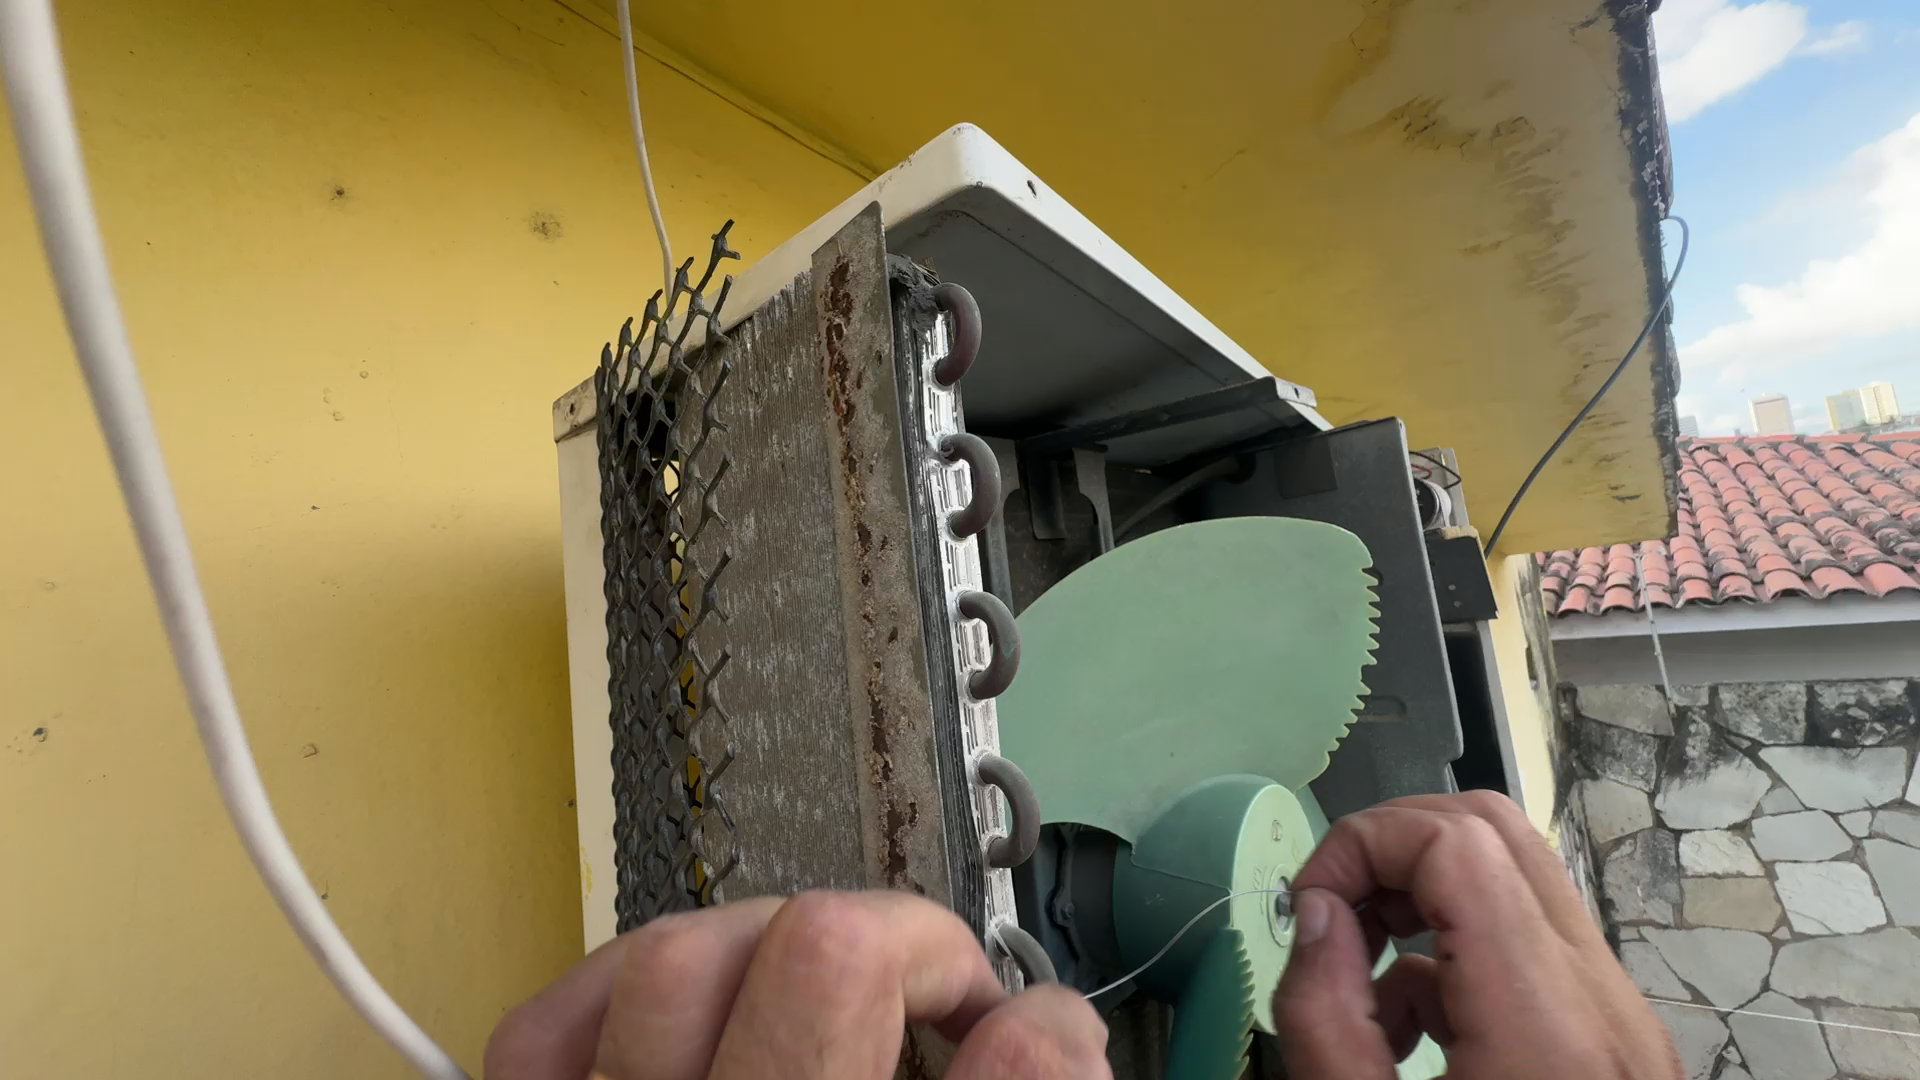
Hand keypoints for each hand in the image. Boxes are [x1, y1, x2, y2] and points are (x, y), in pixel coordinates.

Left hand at [484, 890, 1111, 1079]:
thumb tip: (1056, 1039)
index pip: (1011, 1077)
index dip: (1043, 1038)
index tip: (1042, 1036)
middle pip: (828, 959)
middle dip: (910, 941)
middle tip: (944, 990)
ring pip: (681, 963)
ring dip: (774, 947)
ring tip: (823, 993)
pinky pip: (542, 1036)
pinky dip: (614, 1001)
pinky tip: (683, 1033)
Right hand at [1271, 792, 1680, 1079]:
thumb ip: (1320, 1005)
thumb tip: (1316, 908)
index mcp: (1548, 1025)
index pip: (1454, 844)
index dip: (1360, 843)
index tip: (1309, 903)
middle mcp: (1602, 1000)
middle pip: (1491, 826)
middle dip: (1387, 840)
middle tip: (1334, 902)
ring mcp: (1618, 1015)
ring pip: (1510, 865)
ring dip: (1413, 879)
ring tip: (1360, 949)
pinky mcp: (1608, 1033)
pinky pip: (1520, 928)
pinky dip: (1445, 933)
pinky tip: (1403, 1014)